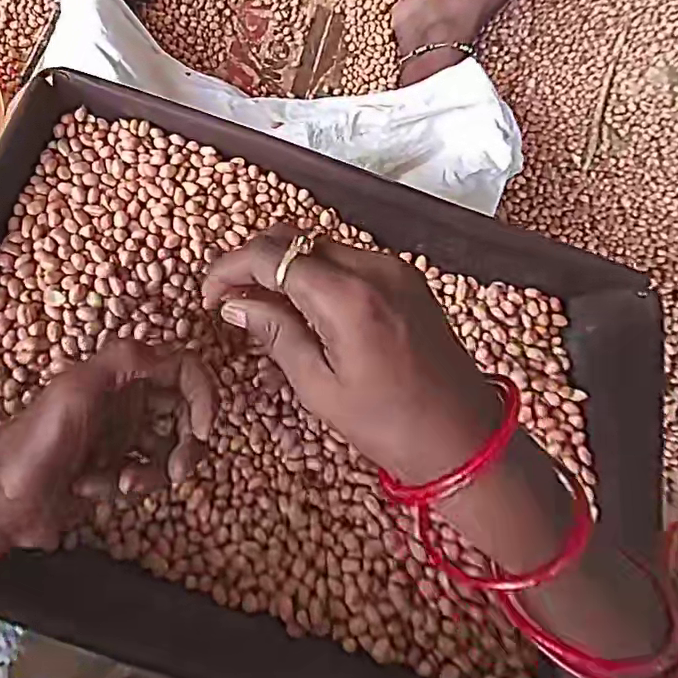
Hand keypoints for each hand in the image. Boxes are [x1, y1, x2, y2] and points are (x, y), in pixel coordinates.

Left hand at [0, 340, 216, 570]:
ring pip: (170, 448)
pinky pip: (147, 475)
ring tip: (125, 483)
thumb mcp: (79, 389)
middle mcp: (126, 400)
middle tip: (178, 470)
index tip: (203, 428)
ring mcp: (122, 435)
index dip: (202, 393)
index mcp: (120, 373)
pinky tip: (95, 489)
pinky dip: (129, 486)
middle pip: (184, 412)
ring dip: (156, 471)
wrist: (3, 500)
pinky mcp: (116, 469)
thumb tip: (174, 353)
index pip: (181, 369)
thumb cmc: (38, 439)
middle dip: (187, 443)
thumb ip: (127, 360)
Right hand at [199, 223, 503, 483]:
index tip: (210, 295)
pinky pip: (346, 260)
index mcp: (347, 297)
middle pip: (292, 238)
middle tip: (232, 300)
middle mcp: (372, 267)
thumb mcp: (318, 386)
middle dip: (253, 262)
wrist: (467, 439)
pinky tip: (305, 308)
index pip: (269, 256)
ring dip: (283, 266)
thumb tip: (234, 303)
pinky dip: (315, 274)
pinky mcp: (406, 277)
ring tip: (265, 307)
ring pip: (318, 245)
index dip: (228, 269)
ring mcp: (394, 268)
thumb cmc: (388, 425)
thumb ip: (275, 332)